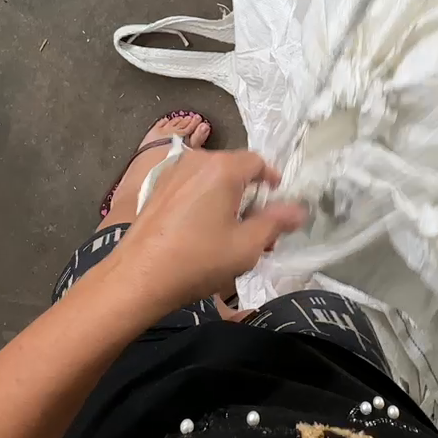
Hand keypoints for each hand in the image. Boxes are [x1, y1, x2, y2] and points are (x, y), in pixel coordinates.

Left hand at [107, 150, 306, 313]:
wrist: (138, 277)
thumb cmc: (198, 260)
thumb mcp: (246, 246)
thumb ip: (276, 223)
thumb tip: (299, 209)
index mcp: (223, 168)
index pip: (258, 162)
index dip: (273, 182)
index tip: (278, 205)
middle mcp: (198, 160)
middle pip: (235, 169)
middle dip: (251, 196)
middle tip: (259, 230)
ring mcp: (174, 172)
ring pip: (213, 179)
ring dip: (228, 200)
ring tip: (232, 236)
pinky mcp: (159, 188)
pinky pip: (193, 186)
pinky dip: (205, 201)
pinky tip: (204, 233)